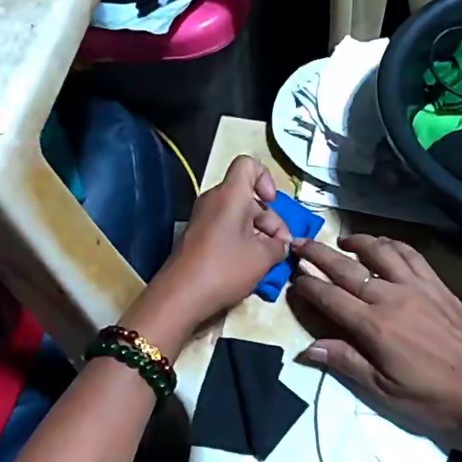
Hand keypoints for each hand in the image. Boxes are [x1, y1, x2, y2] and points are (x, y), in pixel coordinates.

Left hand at [146, 156, 290, 325]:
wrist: (180, 297)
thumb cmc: (224, 269)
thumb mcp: (264, 257)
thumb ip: (279, 245)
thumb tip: (280, 244)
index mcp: (230, 195)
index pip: (248, 165)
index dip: (265, 178)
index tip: (271, 203)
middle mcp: (214, 201)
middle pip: (249, 197)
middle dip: (269, 220)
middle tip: (280, 247)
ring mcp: (204, 220)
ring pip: (240, 216)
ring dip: (259, 234)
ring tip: (268, 261)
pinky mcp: (198, 238)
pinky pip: (227, 230)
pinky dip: (243, 243)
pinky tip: (250, 266)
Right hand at [290, 235, 461, 440]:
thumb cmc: (435, 396)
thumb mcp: (385, 391)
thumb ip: (347, 363)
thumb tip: (308, 349)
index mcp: (374, 326)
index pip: (331, 298)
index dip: (309, 286)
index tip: (293, 277)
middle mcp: (392, 297)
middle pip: (348, 269)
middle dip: (320, 255)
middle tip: (300, 244)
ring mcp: (417, 287)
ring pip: (381, 252)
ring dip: (359, 242)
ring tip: (342, 240)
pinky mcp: (438, 285)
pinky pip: (412, 255)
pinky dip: (394, 244)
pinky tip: (386, 244)